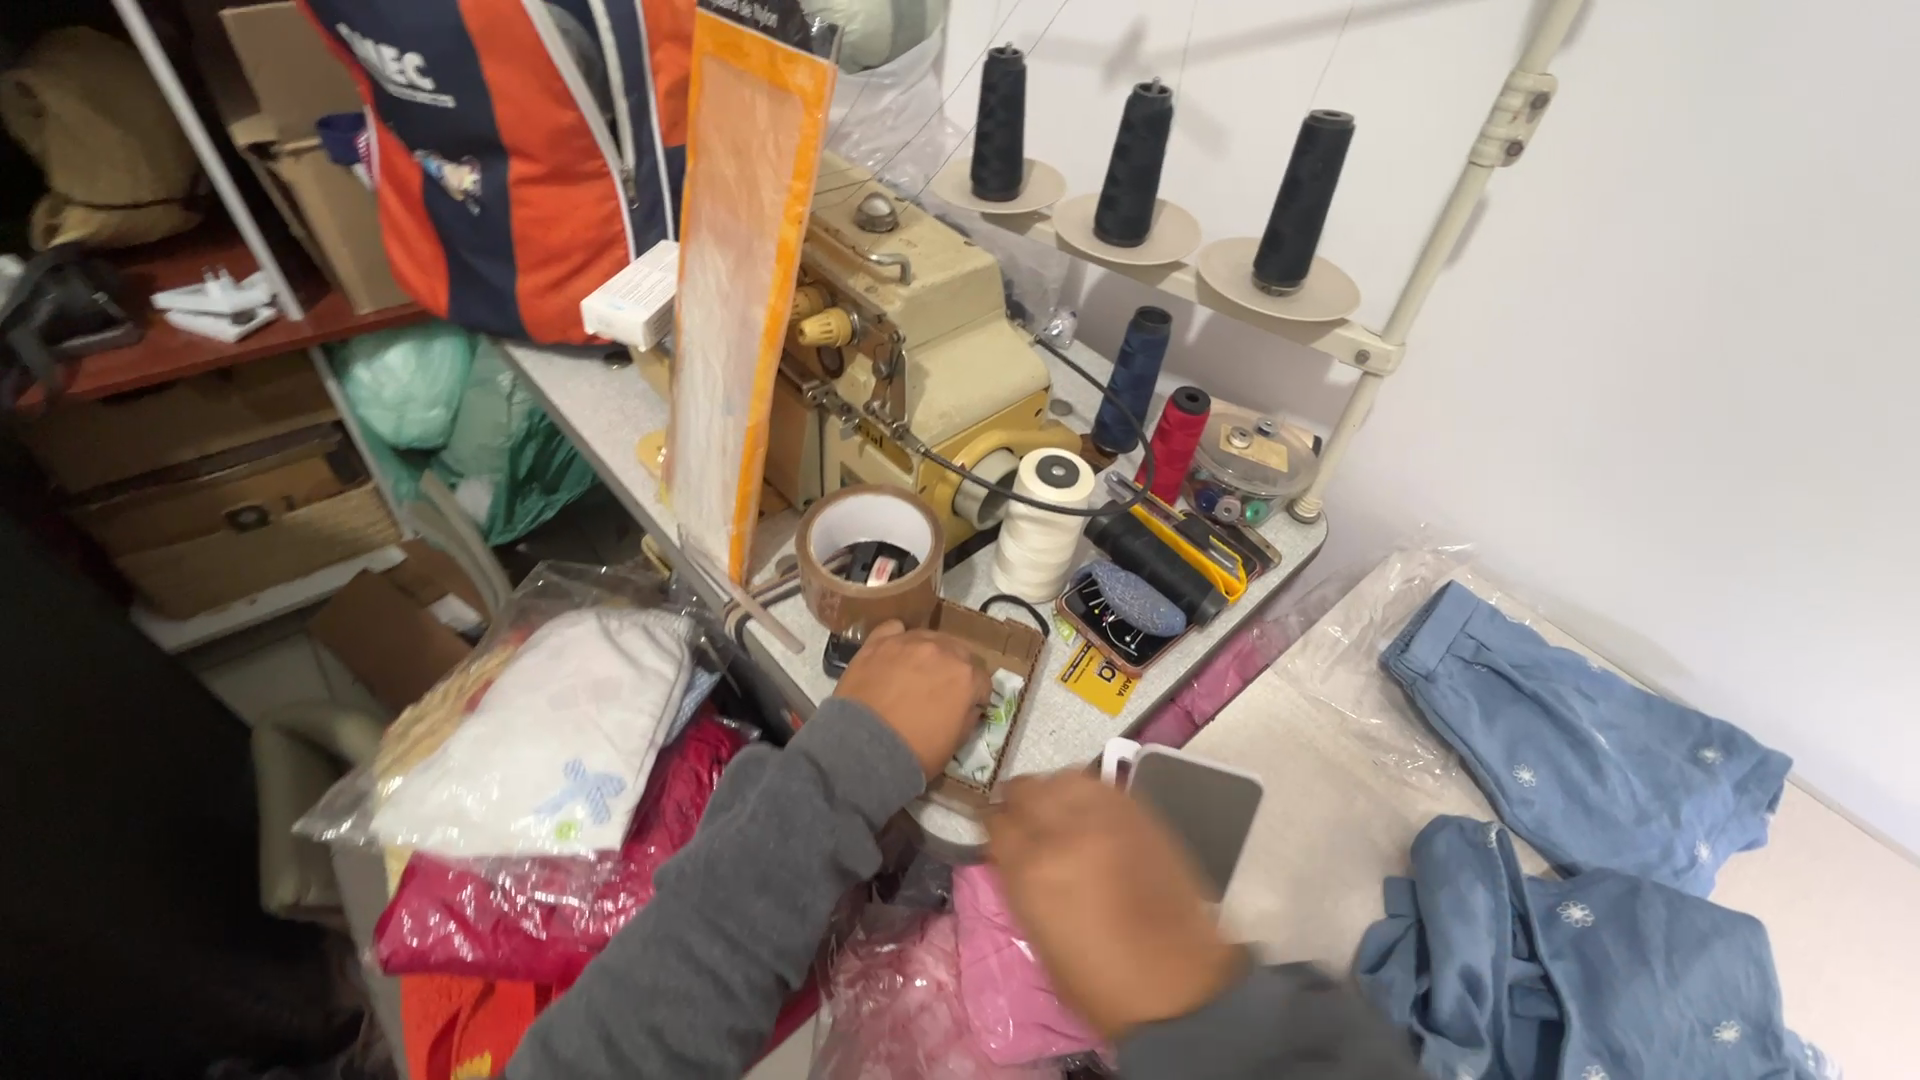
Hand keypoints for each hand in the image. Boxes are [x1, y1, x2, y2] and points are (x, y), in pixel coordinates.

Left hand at [833, 620, 988, 778]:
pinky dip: (898, 639)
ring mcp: (909, 642)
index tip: (967, 707)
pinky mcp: (879, 641)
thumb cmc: (915, 751)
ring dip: (929, 653)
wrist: (864, 748)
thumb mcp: (956, 743)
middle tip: (941, 690)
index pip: (982, 680)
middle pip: (958, 652)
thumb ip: (968, 717)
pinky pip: (895, 629)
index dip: (976, 696)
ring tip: (916, 672)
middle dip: (955, 670)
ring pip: (929, 638)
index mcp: (966, 676)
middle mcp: (942, 650)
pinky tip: (894, 654)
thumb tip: (969, 705)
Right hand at [987, 771, 1243, 1038]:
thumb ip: (1021, 883)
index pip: (995, 822)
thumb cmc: (1099, 981)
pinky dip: (1084, 790)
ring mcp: (1103, 818)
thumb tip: (1014, 854)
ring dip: (1051, 790)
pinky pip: (1098, 784)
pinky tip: (1085, 808)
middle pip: (1025, 789)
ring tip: (1054, 808)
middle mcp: (1062, 832)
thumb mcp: (1038, 937)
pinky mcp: (1138, 813)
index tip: (996, 831)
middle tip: (1021, 817)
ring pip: (1061, 778)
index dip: (992, 825)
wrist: (1178, 986)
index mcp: (1031, 870)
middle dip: (1017, 802)